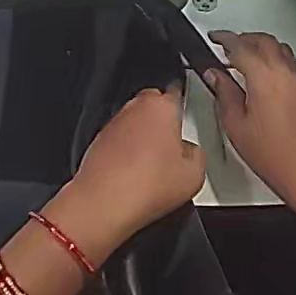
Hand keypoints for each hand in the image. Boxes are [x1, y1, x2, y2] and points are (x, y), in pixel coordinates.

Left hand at [47, 88, 205, 260]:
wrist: (105, 202)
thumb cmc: (145, 184)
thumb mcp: (194, 174)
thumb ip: (197, 154)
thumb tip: (190, 153)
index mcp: (161, 106)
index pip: (176, 92)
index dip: (183, 103)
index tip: (187, 111)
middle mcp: (135, 108)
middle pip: (154, 105)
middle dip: (163, 120)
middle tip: (174, 146)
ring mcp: (114, 123)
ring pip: (135, 122)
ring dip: (144, 136)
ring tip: (154, 165)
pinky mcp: (99, 140)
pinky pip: (119, 138)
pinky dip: (127, 149)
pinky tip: (135, 172)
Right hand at [205, 31, 295, 200]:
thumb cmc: (272, 153)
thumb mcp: (234, 122)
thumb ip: (224, 92)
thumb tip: (215, 75)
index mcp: (263, 78)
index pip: (240, 46)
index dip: (224, 38)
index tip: (214, 37)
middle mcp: (283, 74)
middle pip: (262, 40)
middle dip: (242, 37)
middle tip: (225, 44)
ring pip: (278, 47)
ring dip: (260, 44)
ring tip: (243, 53)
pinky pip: (289, 60)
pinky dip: (274, 55)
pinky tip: (265, 67)